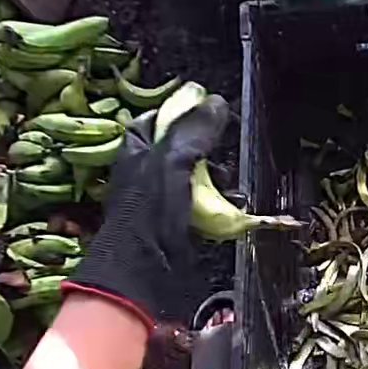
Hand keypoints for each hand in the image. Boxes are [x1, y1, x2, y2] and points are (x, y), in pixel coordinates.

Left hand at [64, 94, 227, 325]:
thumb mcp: (173, 159)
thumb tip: (218, 101)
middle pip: (183, 149)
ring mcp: (161, 198)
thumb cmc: (151, 209)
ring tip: (231, 187)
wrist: (145, 267)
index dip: (183, 115)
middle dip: (208, 152)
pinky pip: (201, 204)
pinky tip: (231, 207)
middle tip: (226, 153)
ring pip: (196, 177)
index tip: (210, 115)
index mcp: (136, 149)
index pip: (159, 120)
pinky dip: (217, 204)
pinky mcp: (177, 222)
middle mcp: (146, 170)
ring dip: (217, 180)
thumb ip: (195, 130)